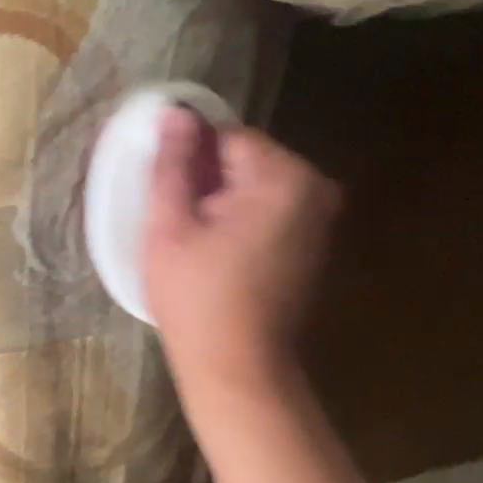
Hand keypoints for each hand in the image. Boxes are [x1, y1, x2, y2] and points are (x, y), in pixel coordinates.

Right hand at [143, 106, 340, 384]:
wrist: (236, 366)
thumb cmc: (195, 300)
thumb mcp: (168, 232)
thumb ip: (170, 169)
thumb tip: (172, 115)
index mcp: (284, 176)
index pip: (228, 139)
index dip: (187, 164)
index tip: (161, 199)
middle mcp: (315, 188)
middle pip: (246, 166)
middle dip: (206, 187)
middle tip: (171, 230)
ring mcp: (320, 220)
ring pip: (256, 194)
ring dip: (221, 210)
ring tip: (188, 249)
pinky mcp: (312, 248)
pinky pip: (270, 220)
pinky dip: (239, 230)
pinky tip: (213, 264)